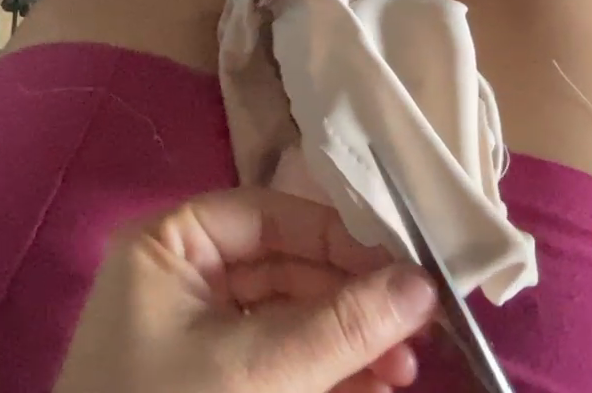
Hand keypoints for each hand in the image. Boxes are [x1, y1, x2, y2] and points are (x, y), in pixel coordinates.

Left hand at [55, 187, 438, 392]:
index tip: (404, 265)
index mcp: (170, 243)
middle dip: (349, 297)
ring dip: (347, 337)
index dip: (335, 234)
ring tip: (406, 367)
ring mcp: (197, 328)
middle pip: (282, 264)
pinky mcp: (215, 377)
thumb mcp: (258, 370)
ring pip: (287, 314)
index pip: (264, 215)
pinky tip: (374, 385)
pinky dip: (325, 369)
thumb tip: (421, 282)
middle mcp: (183, 274)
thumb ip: (339, 326)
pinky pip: (279, 356)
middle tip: (418, 325)